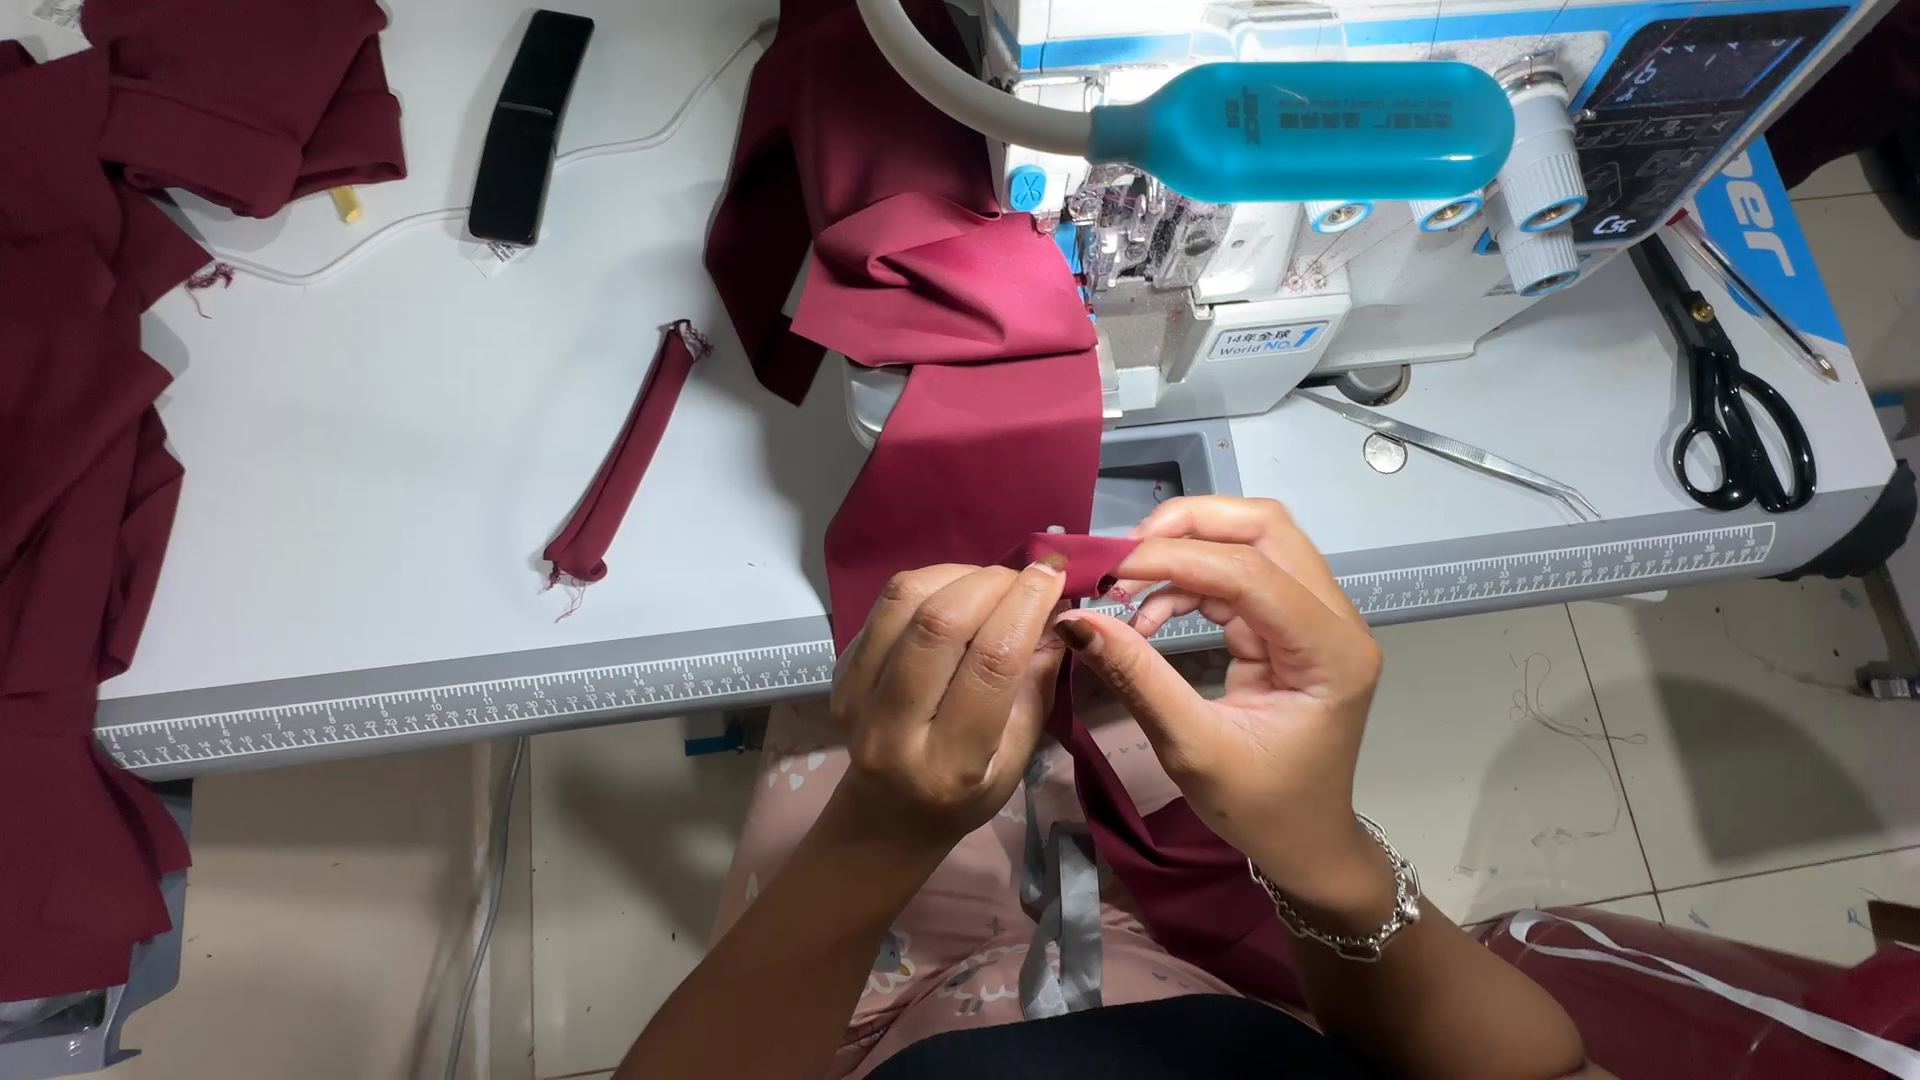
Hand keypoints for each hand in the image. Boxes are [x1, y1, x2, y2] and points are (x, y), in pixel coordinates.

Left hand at [829, 559, 1069, 849]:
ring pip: (905, 600)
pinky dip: (930, 582)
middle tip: (1025, 577)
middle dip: (992, 584)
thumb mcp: (1018, 757)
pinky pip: (887, 602)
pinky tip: (957, 591)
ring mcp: (855, 694)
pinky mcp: (840, 669)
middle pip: (939, 624)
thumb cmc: (967, 793)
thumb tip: (1056, 610)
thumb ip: (1037, 684)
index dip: (1025, 607)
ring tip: (992, 582)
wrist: (888, 815)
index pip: (990, 665)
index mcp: (949, 764)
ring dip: (959, 575)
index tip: (1053, 574)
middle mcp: (891, 728)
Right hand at [1051, 497, 1387, 921]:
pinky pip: (1236, 575)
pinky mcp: (1288, 624)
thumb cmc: (1263, 808)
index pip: (1251, 573)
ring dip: (1183, 550)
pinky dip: (1187, 581)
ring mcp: (1314, 617)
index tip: (1108, 572)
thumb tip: (1078, 621)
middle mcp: (1333, 620)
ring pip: (1250, 541)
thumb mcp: (1193, 749)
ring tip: (1124, 586)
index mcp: (1329, 653)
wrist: (1306, 841)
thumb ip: (1139, 677)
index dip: (1175, 560)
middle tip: (1123, 555)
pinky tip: (1148, 613)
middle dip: (1188, 526)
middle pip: (1265, 528)